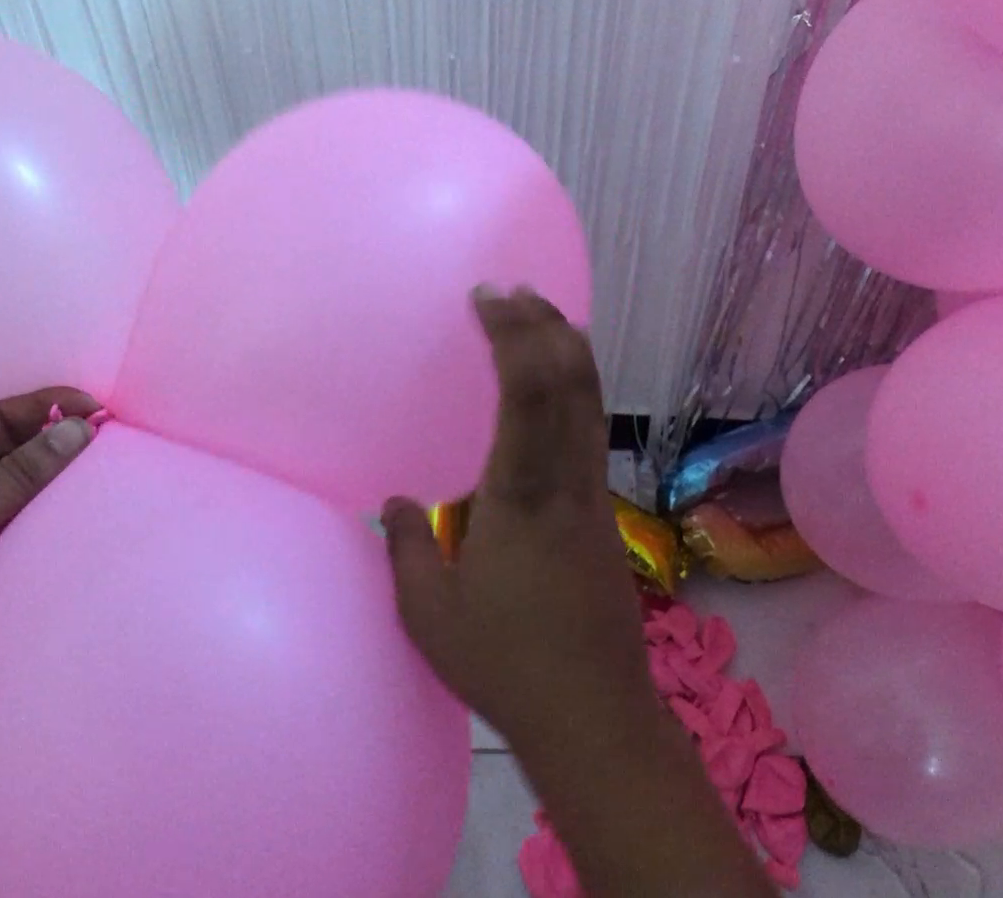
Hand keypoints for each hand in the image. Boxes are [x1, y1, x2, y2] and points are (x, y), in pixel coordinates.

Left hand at [0, 388, 97, 740]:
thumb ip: (17, 473)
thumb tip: (83, 426)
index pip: (0, 419)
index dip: (52, 409)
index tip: (105, 410)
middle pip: (24, 456)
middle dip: (70, 450)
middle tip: (129, 446)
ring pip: (36, 500)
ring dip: (74, 494)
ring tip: (130, 482)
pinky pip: (38, 541)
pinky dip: (68, 533)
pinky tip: (108, 526)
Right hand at [384, 287, 656, 747]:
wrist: (593, 711)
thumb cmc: (505, 663)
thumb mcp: (430, 613)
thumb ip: (406, 548)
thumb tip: (397, 502)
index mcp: (522, 496)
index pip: (529, 392)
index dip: (515, 333)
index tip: (490, 296)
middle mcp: (568, 483)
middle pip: (574, 382)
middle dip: (548, 324)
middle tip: (517, 291)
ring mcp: (594, 499)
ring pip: (592, 405)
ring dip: (569, 353)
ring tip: (542, 322)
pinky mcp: (605, 519)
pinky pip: (592, 434)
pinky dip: (577, 393)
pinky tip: (557, 398)